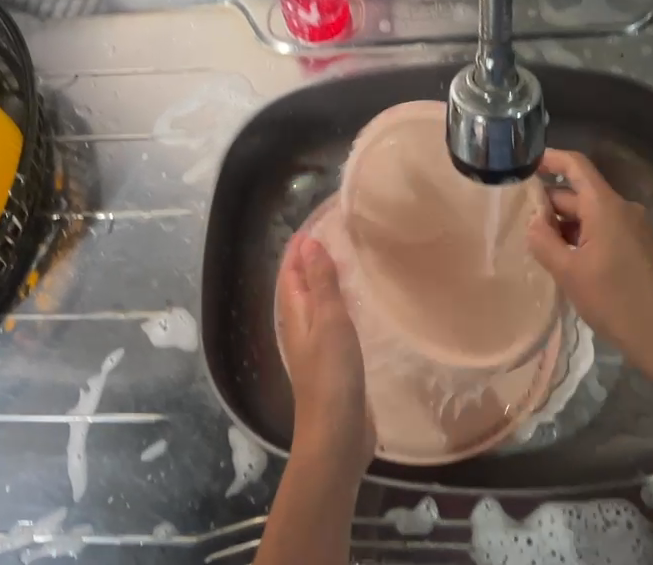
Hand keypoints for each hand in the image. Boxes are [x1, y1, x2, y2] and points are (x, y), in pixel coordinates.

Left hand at [276, 233, 375, 471]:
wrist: (336, 435)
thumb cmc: (331, 374)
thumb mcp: (329, 321)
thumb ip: (321, 282)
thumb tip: (309, 242)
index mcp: (293, 312)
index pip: (291, 268)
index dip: (302, 243)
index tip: (322, 217)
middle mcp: (300, 325)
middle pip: (302, 282)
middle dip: (315, 256)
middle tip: (343, 231)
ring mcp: (315, 344)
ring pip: (318, 301)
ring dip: (329, 278)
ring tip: (355, 257)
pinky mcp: (333, 360)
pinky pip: (333, 320)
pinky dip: (342, 302)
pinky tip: (362, 302)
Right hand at [526, 149, 652, 385]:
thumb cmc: (615, 301)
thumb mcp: (568, 272)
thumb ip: (543, 240)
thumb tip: (532, 222)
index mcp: (606, 207)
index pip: (576, 166)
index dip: (550, 159)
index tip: (524, 164)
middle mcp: (622, 210)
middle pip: (580, 193)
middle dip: (549, 204)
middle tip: (518, 220)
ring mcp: (634, 229)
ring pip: (590, 215)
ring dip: (564, 225)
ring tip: (537, 245)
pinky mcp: (639, 249)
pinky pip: (603, 231)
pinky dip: (581, 238)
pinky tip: (564, 260)